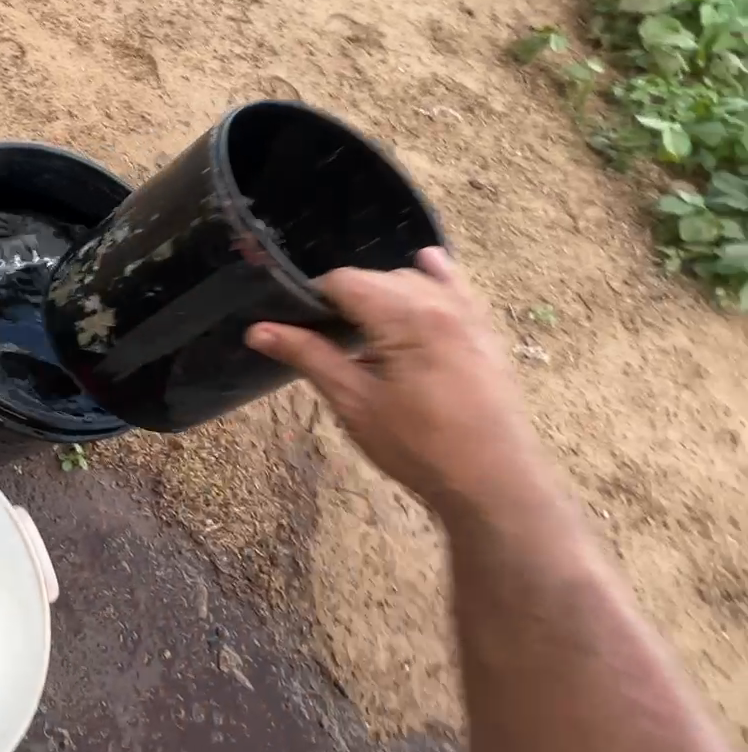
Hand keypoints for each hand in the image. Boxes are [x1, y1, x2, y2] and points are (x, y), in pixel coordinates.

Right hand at [244, 247, 555, 526]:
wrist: (495, 486)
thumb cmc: (417, 445)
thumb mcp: (351, 400)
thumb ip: (307, 355)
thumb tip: (256, 329)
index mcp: (407, 319)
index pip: (344, 281)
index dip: (312, 296)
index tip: (294, 324)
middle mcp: (443, 307)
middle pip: (377, 278)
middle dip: (343, 296)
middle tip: (320, 334)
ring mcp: (471, 319)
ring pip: (414, 281)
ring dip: (381, 292)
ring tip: (357, 327)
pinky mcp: (486, 336)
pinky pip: (459, 288)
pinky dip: (436, 276)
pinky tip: (424, 266)